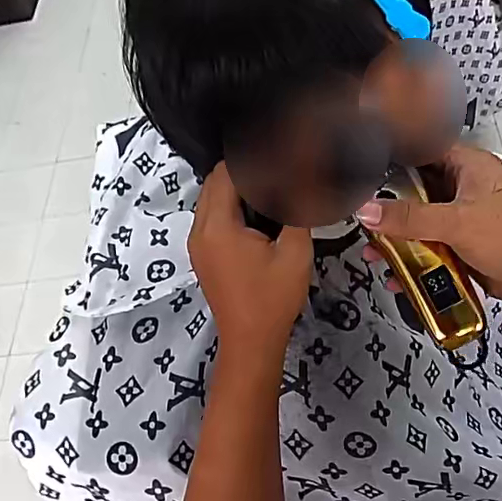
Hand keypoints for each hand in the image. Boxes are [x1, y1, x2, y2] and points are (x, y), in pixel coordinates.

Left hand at [191, 164, 313, 347]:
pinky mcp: (203, 256)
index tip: (278, 158)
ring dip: (235, 189)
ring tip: (270, 192)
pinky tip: (257, 216)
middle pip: (214, 182)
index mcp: (218, 226)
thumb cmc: (274, 298)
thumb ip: (298, 209)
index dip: (251, 160)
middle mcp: (199, 231)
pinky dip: (229, 207)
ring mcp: (197, 245)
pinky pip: (211, 218)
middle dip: (242, 171)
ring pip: (210, 199)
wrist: (252, 342)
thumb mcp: (295, 251)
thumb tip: (304, 177)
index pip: (226, 173)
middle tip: (276, 172)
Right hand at [354, 144, 501, 304]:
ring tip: (375, 255)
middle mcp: (464, 189)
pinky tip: (398, 276)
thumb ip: (410, 219)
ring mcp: (464, 219)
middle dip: (388, 209)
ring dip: (398, 241)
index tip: (361, 169)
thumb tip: (367, 211)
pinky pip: (431, 250)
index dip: (393, 156)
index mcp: (468, 167)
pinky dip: (414, 262)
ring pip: (421, 225)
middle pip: (415, 191)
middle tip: (364, 223)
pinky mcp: (464, 247)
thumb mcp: (458, 223)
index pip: (422, 150)